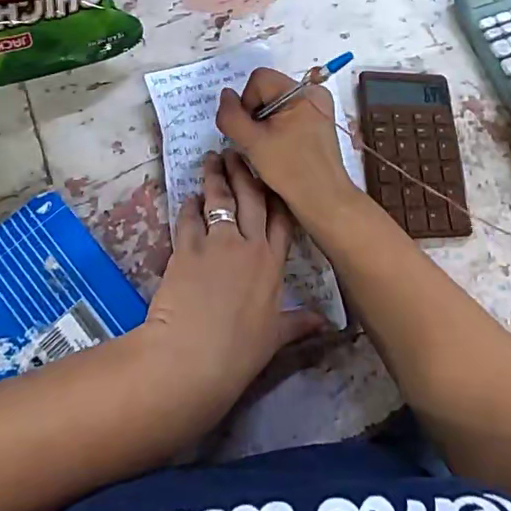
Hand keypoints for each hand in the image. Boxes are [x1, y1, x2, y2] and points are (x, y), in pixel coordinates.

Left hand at [145, 152, 324, 399]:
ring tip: (212, 160)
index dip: (278, 196)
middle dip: (245, 173)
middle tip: (237, 152)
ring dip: (216, 177)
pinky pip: (191, 217)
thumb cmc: (237, 354)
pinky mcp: (186, 247)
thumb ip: (297, 323)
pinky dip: (190, 205)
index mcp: (272, 265)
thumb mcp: (273, 338)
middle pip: (251, 199)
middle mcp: (248, 245)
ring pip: (220, 199)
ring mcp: (217, 243)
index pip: (281, 220)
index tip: (273, 178)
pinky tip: (190, 198)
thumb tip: (324, 323)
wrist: (191, 358)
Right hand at [216, 68, 356, 216]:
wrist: (324, 200)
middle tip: (258, 142)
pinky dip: (278, 129)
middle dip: (256, 114)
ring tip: (270, 148)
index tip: (251, 131)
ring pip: (276, 104)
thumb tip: (225, 95)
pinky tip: (280, 150)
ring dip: (265, 123)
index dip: (246, 103)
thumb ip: (231, 116)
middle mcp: (315, 93)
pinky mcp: (319, 123)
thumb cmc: (290, 170)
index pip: (259, 80)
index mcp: (303, 91)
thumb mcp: (252, 142)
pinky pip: (289, 115)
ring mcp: (319, 108)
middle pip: (268, 90)